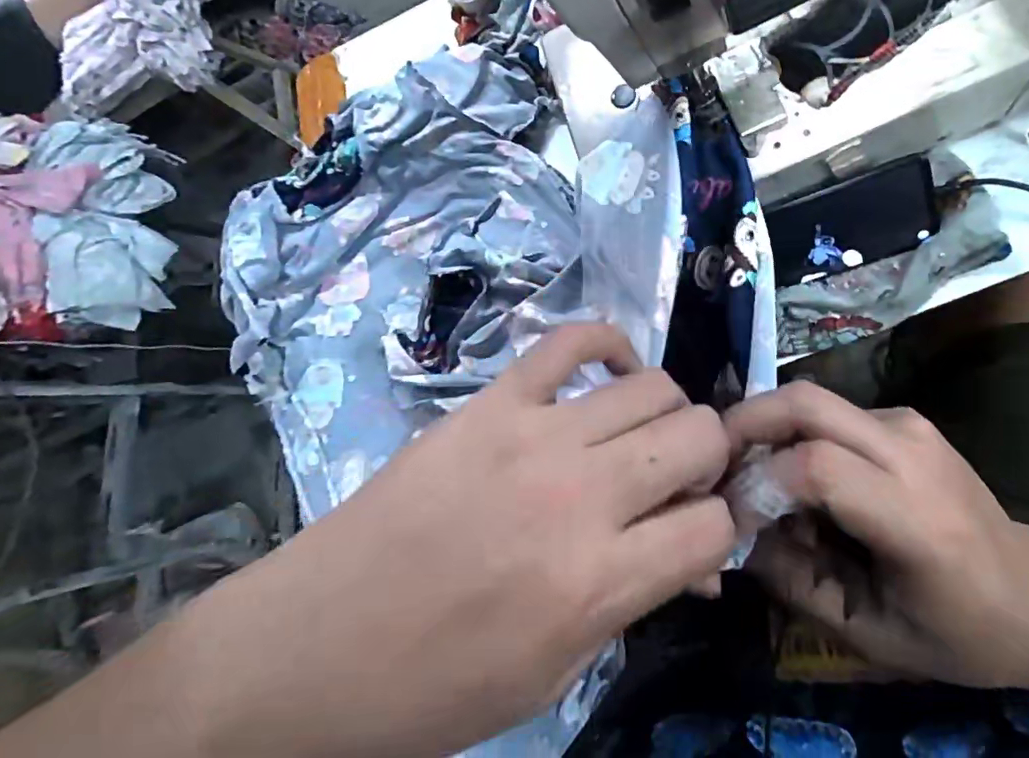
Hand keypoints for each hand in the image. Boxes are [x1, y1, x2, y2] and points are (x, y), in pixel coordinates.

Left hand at [171, 324, 736, 757]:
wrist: (306, 652)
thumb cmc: (433, 688)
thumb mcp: (554, 674)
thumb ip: (638, 602)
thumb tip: (702, 557)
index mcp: (594, 583)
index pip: (714, 526)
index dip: (722, 526)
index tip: (702, 529)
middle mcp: (577, 497)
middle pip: (699, 437)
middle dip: (708, 460)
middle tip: (677, 482)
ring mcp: (533, 436)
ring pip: (654, 387)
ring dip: (668, 414)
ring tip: (641, 440)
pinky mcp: (492, 401)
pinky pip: (575, 339)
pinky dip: (610, 346)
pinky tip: (611, 376)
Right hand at [724, 383, 1028, 689]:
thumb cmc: (958, 630)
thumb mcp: (870, 632)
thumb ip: (794, 580)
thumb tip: (733, 534)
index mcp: (912, 515)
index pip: (816, 466)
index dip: (757, 483)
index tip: (727, 516)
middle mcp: (910, 450)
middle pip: (807, 402)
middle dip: (746, 421)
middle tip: (714, 462)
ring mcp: (910, 423)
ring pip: (815, 401)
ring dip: (770, 428)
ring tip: (753, 479)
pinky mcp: (905, 416)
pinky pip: (835, 413)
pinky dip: (800, 435)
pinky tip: (798, 477)